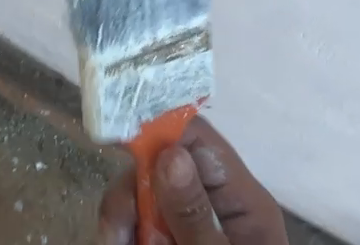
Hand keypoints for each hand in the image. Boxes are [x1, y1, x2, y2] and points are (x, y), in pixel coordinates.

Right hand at [97, 117, 288, 244]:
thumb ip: (195, 216)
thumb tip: (170, 152)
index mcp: (243, 201)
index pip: (198, 139)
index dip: (158, 127)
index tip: (116, 136)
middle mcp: (215, 203)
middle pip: (158, 165)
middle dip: (131, 193)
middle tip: (116, 234)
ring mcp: (190, 225)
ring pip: (141, 197)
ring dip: (123, 221)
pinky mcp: (167, 241)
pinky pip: (137, 226)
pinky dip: (125, 236)